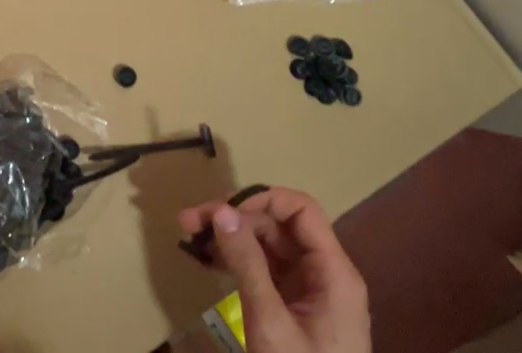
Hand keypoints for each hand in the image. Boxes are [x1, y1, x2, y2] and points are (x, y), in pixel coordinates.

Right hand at [179, 188, 369, 352]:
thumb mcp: (270, 321)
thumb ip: (247, 264)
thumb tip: (222, 211)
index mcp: (333, 273)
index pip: (301, 210)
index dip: (262, 200)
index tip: (224, 213)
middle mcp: (324, 274)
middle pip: (278, 225)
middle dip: (234, 218)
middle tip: (188, 222)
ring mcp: (310, 292)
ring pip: (267, 245)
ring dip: (230, 238)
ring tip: (189, 239)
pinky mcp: (295, 308)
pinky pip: (265, 269)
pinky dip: (236, 261)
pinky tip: (207, 262)